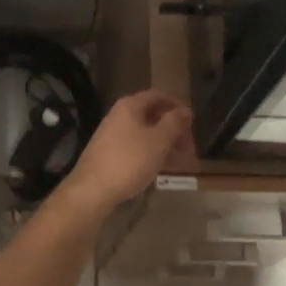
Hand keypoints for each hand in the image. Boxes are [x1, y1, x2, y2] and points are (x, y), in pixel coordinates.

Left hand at [52, 90, 191, 218]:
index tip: (193, 122)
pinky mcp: (110, 154)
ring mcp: (113, 135)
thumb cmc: (129, 160)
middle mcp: (120, 116)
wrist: (92, 189)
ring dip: (166, 144)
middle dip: (174, 130)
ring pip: (146, 134)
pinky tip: (164, 169)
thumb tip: (186, 110)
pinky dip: (153, 154)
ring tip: (183, 162)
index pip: (159, 96)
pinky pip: (137, 147)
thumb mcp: (158, 140)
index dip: (178, 105)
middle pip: (153, 115)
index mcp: (130, 106)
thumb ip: (175, 123)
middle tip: (190, 147)